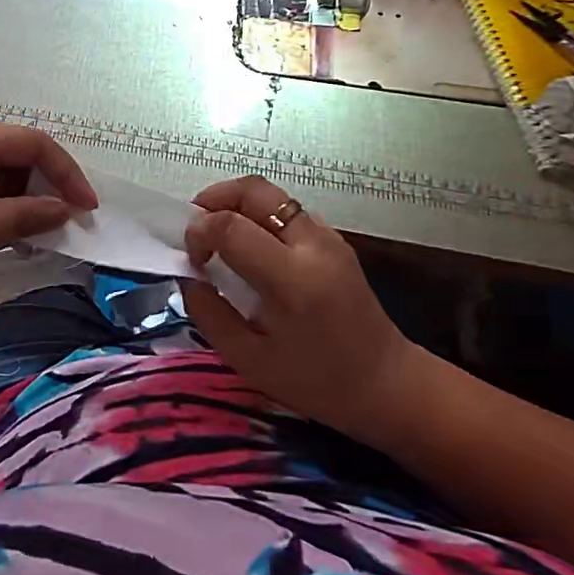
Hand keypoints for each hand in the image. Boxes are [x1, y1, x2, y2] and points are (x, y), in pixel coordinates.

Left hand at [0, 123, 97, 285]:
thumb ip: (22, 216)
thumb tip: (65, 211)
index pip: (36, 144)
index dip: (68, 173)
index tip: (87, 208)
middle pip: (23, 158)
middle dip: (48, 189)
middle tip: (65, 225)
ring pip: (6, 177)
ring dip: (26, 204)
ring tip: (38, 236)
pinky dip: (4, 211)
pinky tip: (11, 235)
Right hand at [182, 175, 430, 444]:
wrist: (385, 384)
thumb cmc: (315, 382)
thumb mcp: (248, 360)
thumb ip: (209, 313)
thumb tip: (188, 275)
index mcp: (292, 279)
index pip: (232, 227)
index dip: (199, 231)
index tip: (191, 256)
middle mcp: (313, 245)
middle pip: (255, 190)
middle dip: (215, 197)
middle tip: (195, 223)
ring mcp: (328, 237)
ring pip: (273, 195)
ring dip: (238, 203)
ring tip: (218, 232)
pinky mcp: (335, 239)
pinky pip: (289, 211)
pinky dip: (260, 215)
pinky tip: (250, 245)